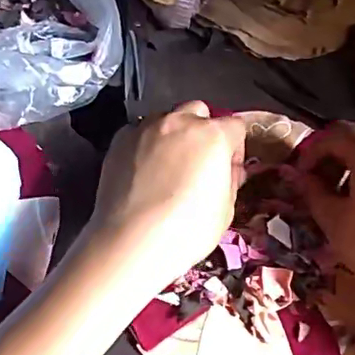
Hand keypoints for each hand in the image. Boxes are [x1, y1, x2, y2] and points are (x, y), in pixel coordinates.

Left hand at [87, 102, 247, 289]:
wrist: (132, 242)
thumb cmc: (187, 231)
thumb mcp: (225, 211)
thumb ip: (230, 181)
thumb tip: (228, 171)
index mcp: (214, 136)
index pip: (235, 126)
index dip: (235, 149)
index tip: (229, 169)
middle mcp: (179, 122)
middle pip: (199, 112)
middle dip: (203, 131)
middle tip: (199, 162)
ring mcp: (146, 128)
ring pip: (166, 119)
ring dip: (173, 135)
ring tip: (168, 167)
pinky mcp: (119, 141)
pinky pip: (139, 133)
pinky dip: (146, 145)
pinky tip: (144, 172)